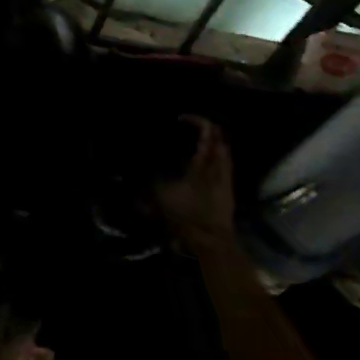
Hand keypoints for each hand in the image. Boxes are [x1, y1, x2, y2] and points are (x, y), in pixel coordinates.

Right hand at [153, 114, 235, 245]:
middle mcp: (219, 167)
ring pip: (225, 153)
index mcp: (203, 163)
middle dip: (208, 130)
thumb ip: (147, 177)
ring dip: (213, 143)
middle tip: (190, 127)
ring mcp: (226, 179)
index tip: (180, 118)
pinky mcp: (227, 190)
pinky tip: (202, 163)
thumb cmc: (184, 215)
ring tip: (196, 142)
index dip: (197, 121)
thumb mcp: (158, 193)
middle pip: (221, 140)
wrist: (211, 241)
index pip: (208, 133)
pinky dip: (215, 157)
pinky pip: (224, 165)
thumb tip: (132, 167)